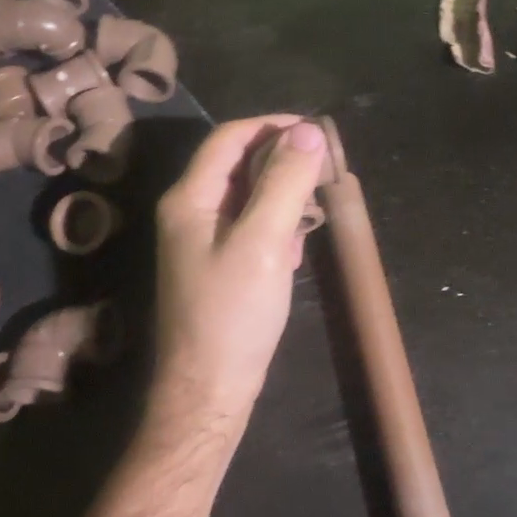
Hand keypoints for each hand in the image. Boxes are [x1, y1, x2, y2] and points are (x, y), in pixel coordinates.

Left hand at [152, 116, 328, 418]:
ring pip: (249, 197)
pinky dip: (278, 227)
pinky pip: (252, 228)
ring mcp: (203, 242)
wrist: (209, 390)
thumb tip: (310, 131)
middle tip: (326, 170)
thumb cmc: (233, 314)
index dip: (273, 126)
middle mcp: (191, 213)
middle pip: (239, 164)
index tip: (319, 133)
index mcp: (190, 199)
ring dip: (284, 195)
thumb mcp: (263, 242)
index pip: (230, 138)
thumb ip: (283, 183)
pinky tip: (297, 248)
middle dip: (283, 161)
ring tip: (316, 209)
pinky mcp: (220, 267)